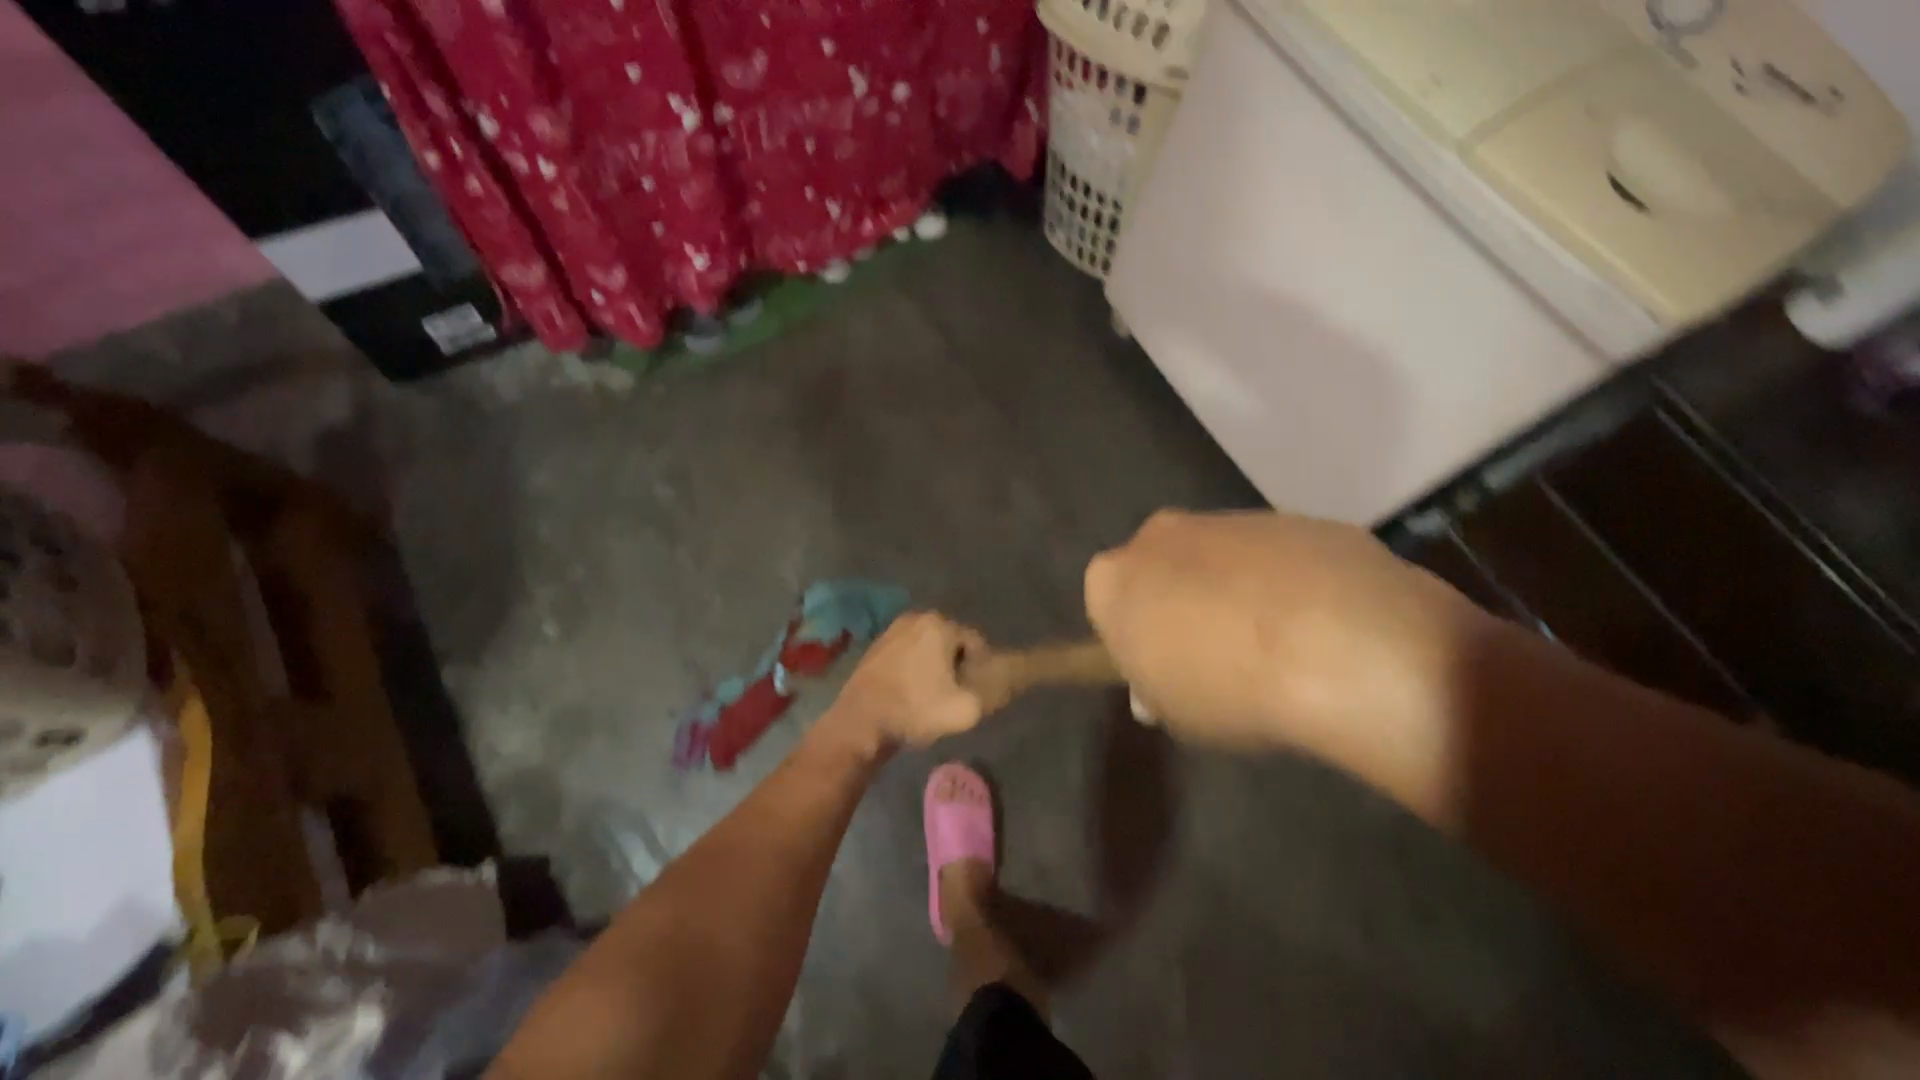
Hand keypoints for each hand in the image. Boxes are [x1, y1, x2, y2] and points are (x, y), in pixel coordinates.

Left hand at [824, 612, 988, 753]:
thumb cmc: (916, 709)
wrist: (861, 722)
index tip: (971, 695)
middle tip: (951, 698)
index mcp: (939, 624)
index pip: (977, 644)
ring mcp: (891, 631)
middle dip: (956, 668)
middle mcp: (915, 618)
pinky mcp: (876, 647)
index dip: (980, 671)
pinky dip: (914, 671)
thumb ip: (992, 691)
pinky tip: (910, 694)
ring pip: (929, 650)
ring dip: (935, 669)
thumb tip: (1004, 681)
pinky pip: (908, 655)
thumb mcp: (967, 708)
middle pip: (952, 644)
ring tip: (930, 698)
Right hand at [1084, 510, 1492, 748]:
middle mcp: (1163, 535)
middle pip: (1163, 568)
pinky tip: (1323, 626)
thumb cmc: (1231, 690)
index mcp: (1115, 579)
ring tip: (1283, 646)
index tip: (1167, 671)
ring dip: (1240, 590)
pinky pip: (1282, 557)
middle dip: (1183, 601)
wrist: (1340, 646)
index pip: (1110, 605)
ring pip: (1224, 558)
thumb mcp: (1177, 716)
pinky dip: (1292, 583)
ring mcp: (1233, 520)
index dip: (1138, 639)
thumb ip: (1159, 691)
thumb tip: (1160, 686)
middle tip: (1219, 657)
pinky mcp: (1297, 518)